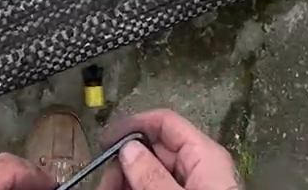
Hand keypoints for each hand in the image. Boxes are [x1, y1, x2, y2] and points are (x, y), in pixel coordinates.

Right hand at [97, 110, 240, 189]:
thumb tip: (128, 148)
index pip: (165, 124)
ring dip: (128, 183)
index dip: (133, 126)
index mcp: (204, 156)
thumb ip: (152, 177)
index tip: (105, 142)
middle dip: (125, 165)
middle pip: (155, 152)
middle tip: (103, 185)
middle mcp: (198, 169)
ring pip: (152, 177)